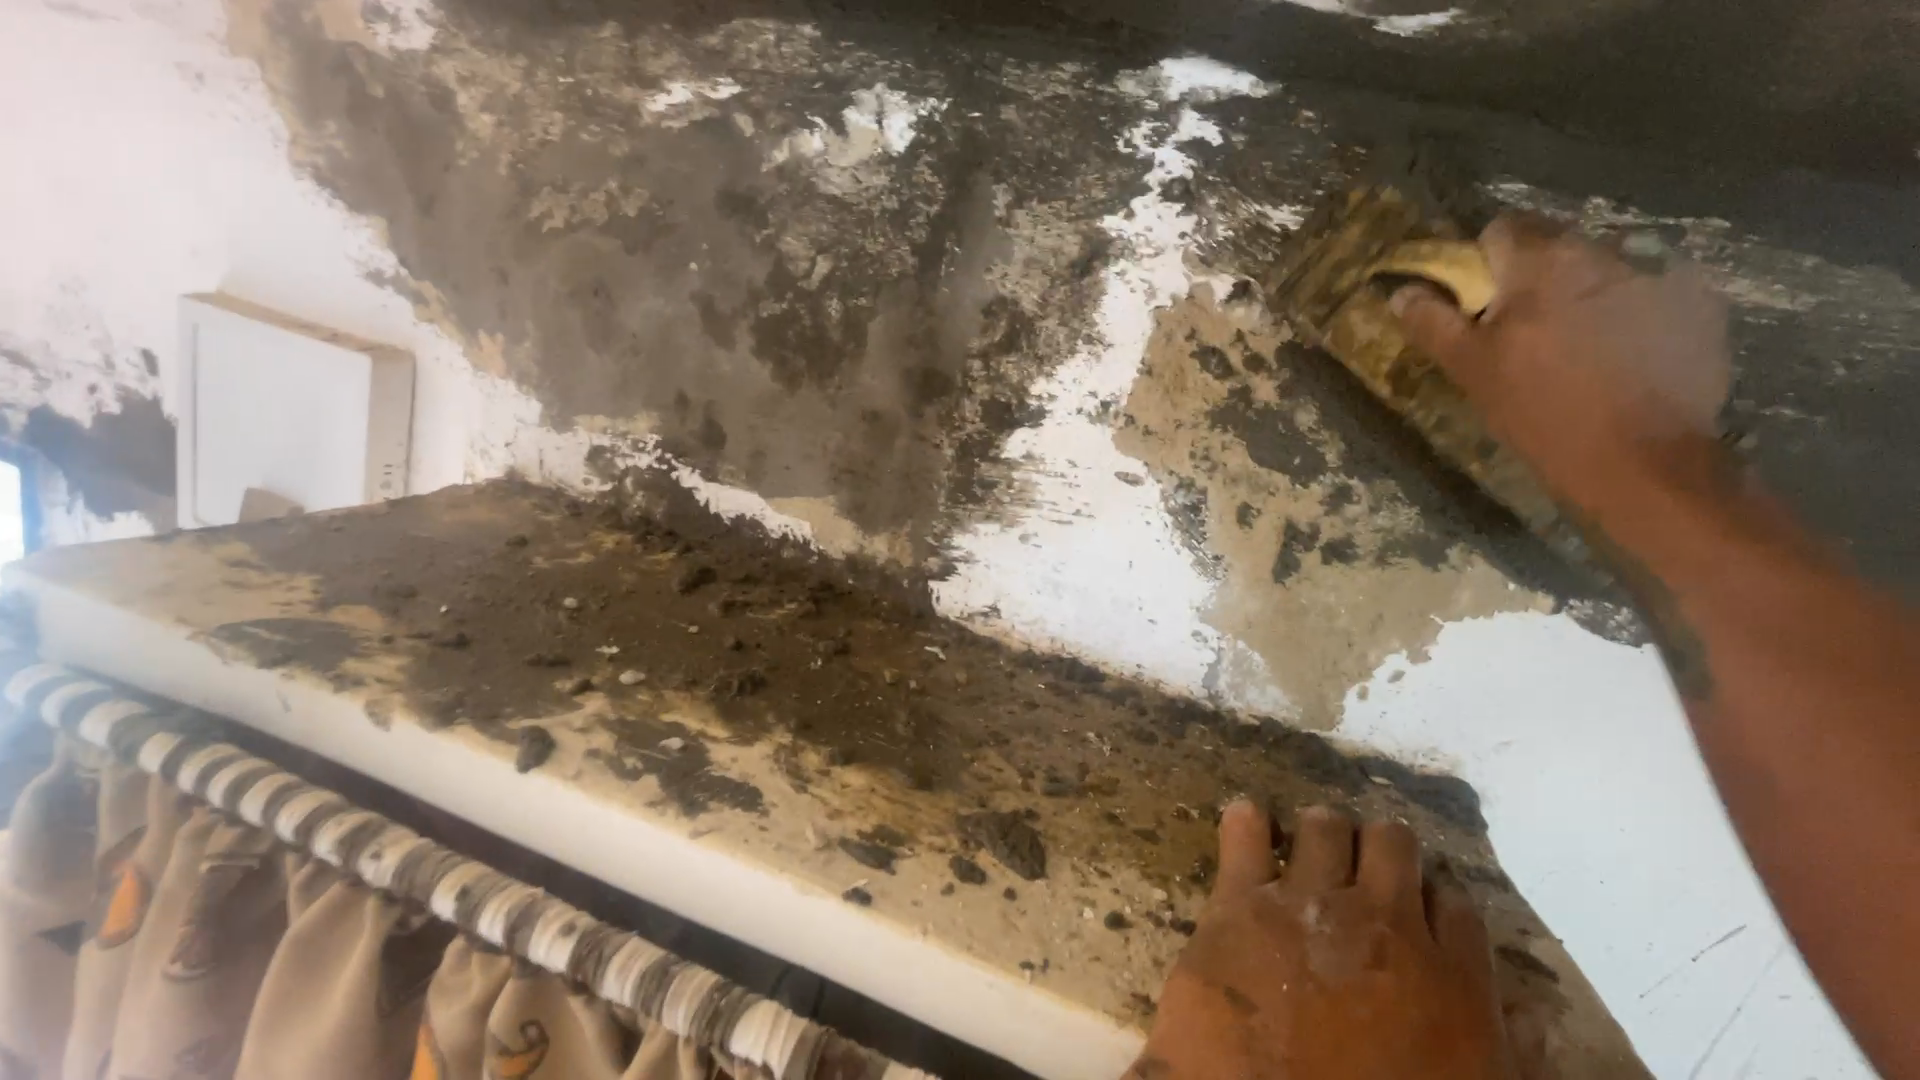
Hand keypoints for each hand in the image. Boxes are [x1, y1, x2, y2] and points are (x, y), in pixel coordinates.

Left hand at [1130, 802, 1516, 1079]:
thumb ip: (1512, 1055)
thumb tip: (1538, 1018)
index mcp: (1451, 979)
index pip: (1457, 905)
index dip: (1434, 901)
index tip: (1414, 911)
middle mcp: (1384, 922)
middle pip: (1393, 842)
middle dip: (1378, 851)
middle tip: (1356, 878)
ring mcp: (1310, 902)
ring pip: (1325, 825)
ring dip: (1319, 834)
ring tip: (1303, 856)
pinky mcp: (1240, 899)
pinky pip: (1245, 827)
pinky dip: (1248, 823)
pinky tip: (1249, 836)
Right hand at [1391, 214, 1732, 518]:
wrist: (1642, 458)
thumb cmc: (1541, 411)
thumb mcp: (1471, 369)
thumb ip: (1433, 322)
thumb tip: (1402, 292)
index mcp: (1542, 262)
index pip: (1501, 229)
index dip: (1483, 263)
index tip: (1480, 305)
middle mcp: (1606, 250)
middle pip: (1555, 247)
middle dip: (1535, 280)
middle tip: (1525, 335)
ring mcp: (1661, 272)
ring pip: (1603, 268)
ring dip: (1584, 294)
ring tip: (1579, 349)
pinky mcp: (1699, 301)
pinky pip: (1649, 291)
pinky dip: (1630, 312)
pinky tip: (1623, 357)